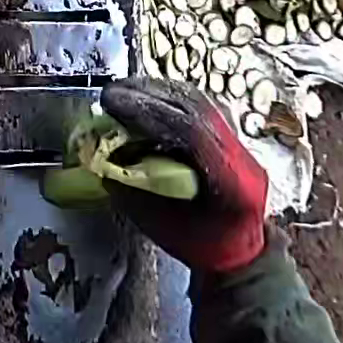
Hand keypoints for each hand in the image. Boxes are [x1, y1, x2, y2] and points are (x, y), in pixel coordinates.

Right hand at [99, 77, 268, 274]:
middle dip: (145, 94)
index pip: (192, 132)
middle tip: (108, 95)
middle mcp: (241, 156)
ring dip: (152, 89)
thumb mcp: (161, 225)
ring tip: (119, 93)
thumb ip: (131, 187)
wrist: (243, 252)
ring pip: (194, 99)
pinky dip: (163, 95)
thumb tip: (98, 155)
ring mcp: (237, 140)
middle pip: (193, 107)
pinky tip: (141, 98)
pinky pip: (194, 102)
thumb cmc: (200, 245)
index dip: (147, 111)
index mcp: (232, 184)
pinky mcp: (226, 131)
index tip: (111, 103)